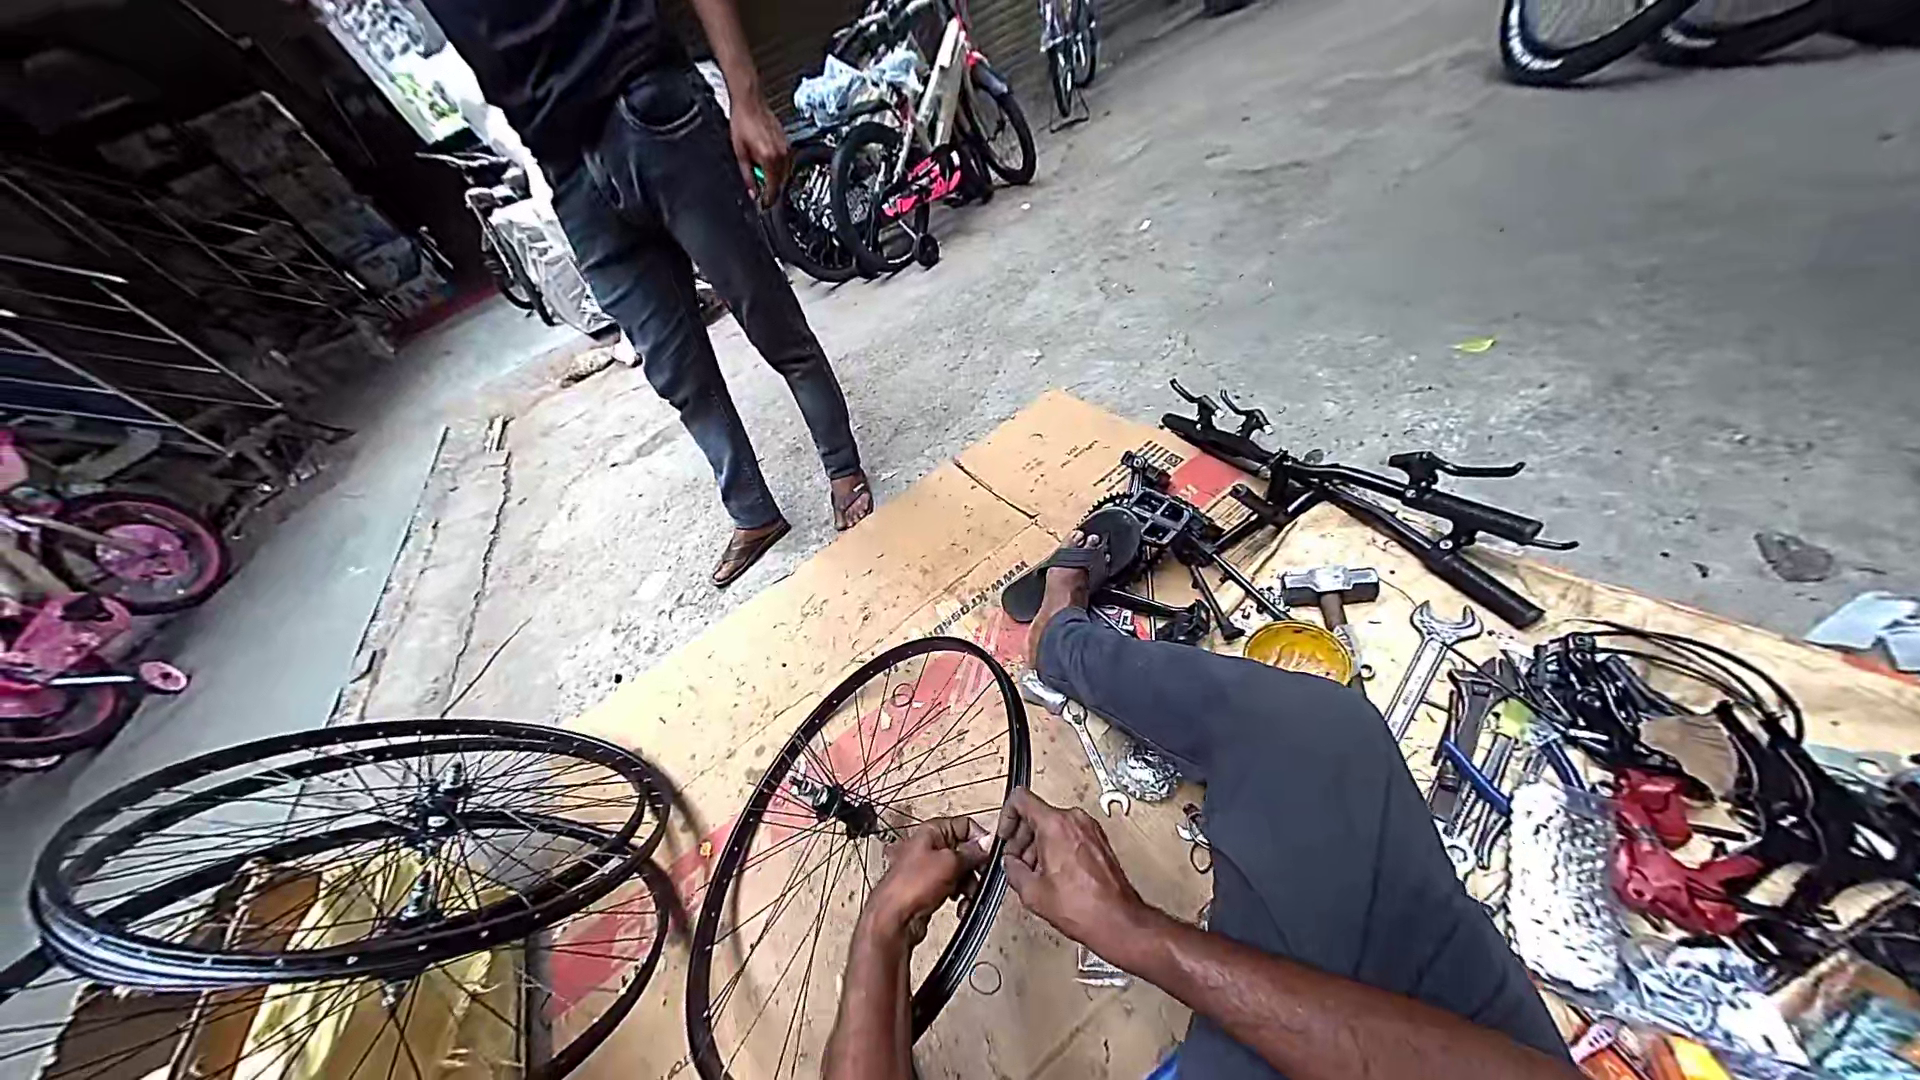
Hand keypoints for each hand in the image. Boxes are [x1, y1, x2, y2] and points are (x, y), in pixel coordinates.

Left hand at [729, 95, 790, 207]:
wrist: (749, 101)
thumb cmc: (743, 121)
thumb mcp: (740, 153)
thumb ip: (747, 176)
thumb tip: (752, 192)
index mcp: (769, 159)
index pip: (772, 189)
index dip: (768, 200)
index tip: (764, 205)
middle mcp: (781, 155)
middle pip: (780, 184)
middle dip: (771, 190)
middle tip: (762, 192)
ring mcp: (786, 150)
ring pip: (784, 175)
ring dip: (775, 179)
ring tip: (762, 174)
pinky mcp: (787, 145)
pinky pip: (786, 164)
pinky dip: (778, 169)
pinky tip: (767, 164)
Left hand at [865, 817, 992, 944]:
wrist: (893, 919)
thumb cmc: (912, 885)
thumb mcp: (949, 862)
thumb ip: (971, 852)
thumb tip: (986, 844)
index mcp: (932, 831)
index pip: (965, 825)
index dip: (979, 839)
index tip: (989, 856)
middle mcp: (930, 847)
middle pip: (964, 850)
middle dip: (975, 867)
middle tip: (982, 879)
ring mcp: (930, 869)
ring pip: (961, 871)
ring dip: (970, 886)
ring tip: (969, 898)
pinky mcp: (930, 888)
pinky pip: (954, 888)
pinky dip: (960, 897)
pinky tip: (961, 907)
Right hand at [997, 787, 1150, 951]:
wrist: (1118, 921)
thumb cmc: (1084, 908)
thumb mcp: (1033, 893)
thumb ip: (1013, 870)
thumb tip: (1011, 863)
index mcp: (1054, 824)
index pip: (1020, 798)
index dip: (1006, 816)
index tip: (1007, 834)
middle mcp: (1073, 819)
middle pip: (1037, 813)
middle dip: (1022, 836)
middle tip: (1018, 860)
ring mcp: (1089, 828)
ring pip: (1053, 824)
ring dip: (1039, 844)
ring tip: (1036, 872)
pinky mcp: (1098, 839)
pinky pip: (1069, 832)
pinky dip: (1057, 847)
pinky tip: (1054, 873)